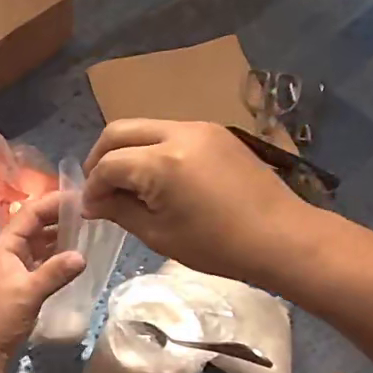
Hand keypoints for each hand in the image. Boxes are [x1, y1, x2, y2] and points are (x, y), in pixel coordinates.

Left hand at [0, 195, 85, 359]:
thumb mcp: (28, 293)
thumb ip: (54, 273)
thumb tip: (82, 255)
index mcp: (5, 245)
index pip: (30, 213)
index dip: (54, 201)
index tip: (82, 196)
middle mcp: (8, 251)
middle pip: (35, 224)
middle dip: (60, 216)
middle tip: (91, 212)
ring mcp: (13, 266)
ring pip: (38, 243)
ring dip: (59, 235)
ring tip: (88, 230)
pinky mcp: (19, 282)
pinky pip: (39, 260)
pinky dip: (55, 255)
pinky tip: (73, 256)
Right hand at [81, 119, 313, 285]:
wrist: (283, 238)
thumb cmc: (217, 245)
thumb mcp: (158, 234)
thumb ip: (119, 210)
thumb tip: (93, 203)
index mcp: (161, 163)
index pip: (107, 165)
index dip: (92, 187)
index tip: (89, 209)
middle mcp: (177, 134)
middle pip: (118, 131)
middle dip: (100, 157)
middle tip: (99, 187)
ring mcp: (199, 128)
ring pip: (143, 127)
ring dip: (126, 151)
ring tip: (126, 183)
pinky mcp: (215, 132)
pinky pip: (168, 132)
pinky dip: (151, 149)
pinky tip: (156, 177)